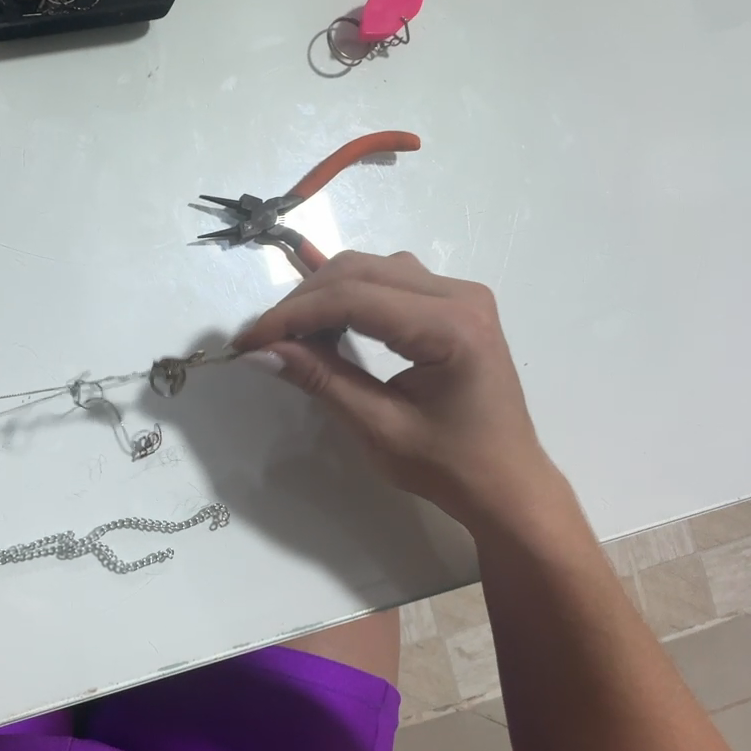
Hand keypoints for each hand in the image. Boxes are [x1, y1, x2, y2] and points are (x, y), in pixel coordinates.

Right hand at [232, 251, 561, 530]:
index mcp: (449, 327)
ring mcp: (459, 295)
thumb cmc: (447, 464)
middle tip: (262, 342)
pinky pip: (387, 280)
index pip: (351, 299)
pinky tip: (323, 326)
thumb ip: (321, 380)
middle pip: (358, 271)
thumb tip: (260, 352)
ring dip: (321, 296)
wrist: (504, 481)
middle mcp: (459, 295)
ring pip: (370, 269)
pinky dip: (346, 297)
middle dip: (300, 303)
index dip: (290, 316)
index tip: (246, 343)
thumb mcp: (376, 427)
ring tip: (289, 337)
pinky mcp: (451, 305)